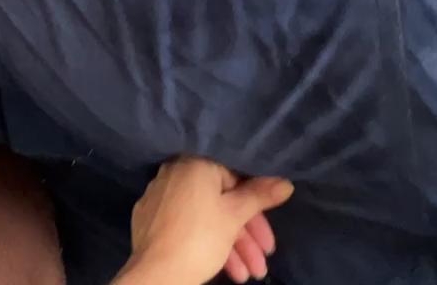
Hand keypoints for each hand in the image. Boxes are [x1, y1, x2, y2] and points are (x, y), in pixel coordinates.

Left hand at [114, 157, 292, 283]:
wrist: (155, 273)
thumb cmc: (199, 237)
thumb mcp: (234, 216)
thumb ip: (260, 196)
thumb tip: (285, 182)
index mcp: (195, 163)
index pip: (235, 179)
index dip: (257, 211)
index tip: (267, 240)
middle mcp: (176, 172)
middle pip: (220, 201)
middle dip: (245, 236)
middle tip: (261, 265)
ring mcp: (160, 195)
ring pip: (205, 216)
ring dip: (230, 246)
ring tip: (245, 276)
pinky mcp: (150, 218)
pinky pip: (186, 224)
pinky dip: (206, 242)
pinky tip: (223, 268)